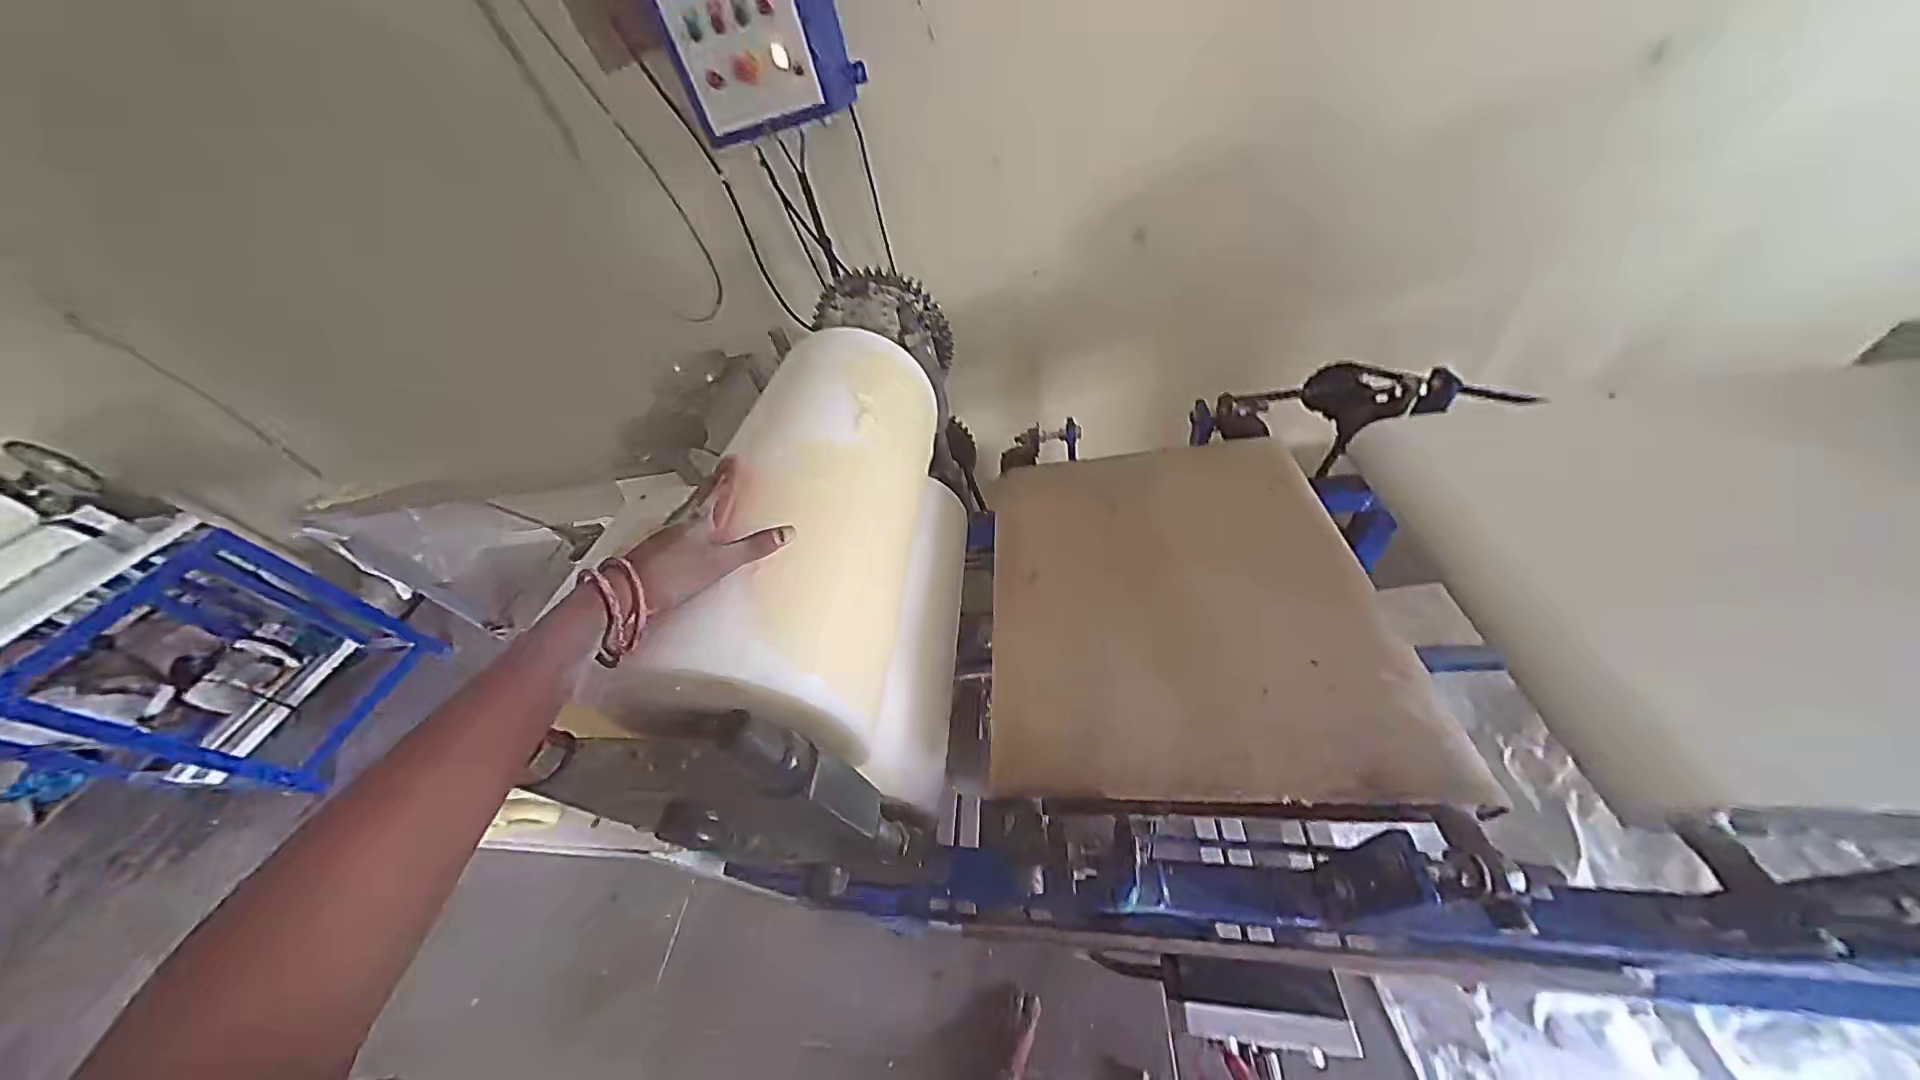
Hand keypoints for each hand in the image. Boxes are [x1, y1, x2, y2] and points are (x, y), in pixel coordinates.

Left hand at [624, 457, 791, 614]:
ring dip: (702, 501)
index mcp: (700, 518)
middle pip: (702, 497)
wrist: (629, 591)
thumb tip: (786, 532)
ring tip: (710, 496)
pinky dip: (691, 521)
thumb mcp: (722, 562)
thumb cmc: (676, 574)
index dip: (727, 475)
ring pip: (690, 511)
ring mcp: (667, 534)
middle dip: (714, 483)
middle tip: (723, 471)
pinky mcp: (658, 548)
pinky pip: (681, 527)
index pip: (718, 490)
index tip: (733, 459)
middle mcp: (682, 521)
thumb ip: (753, 547)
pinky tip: (692, 529)